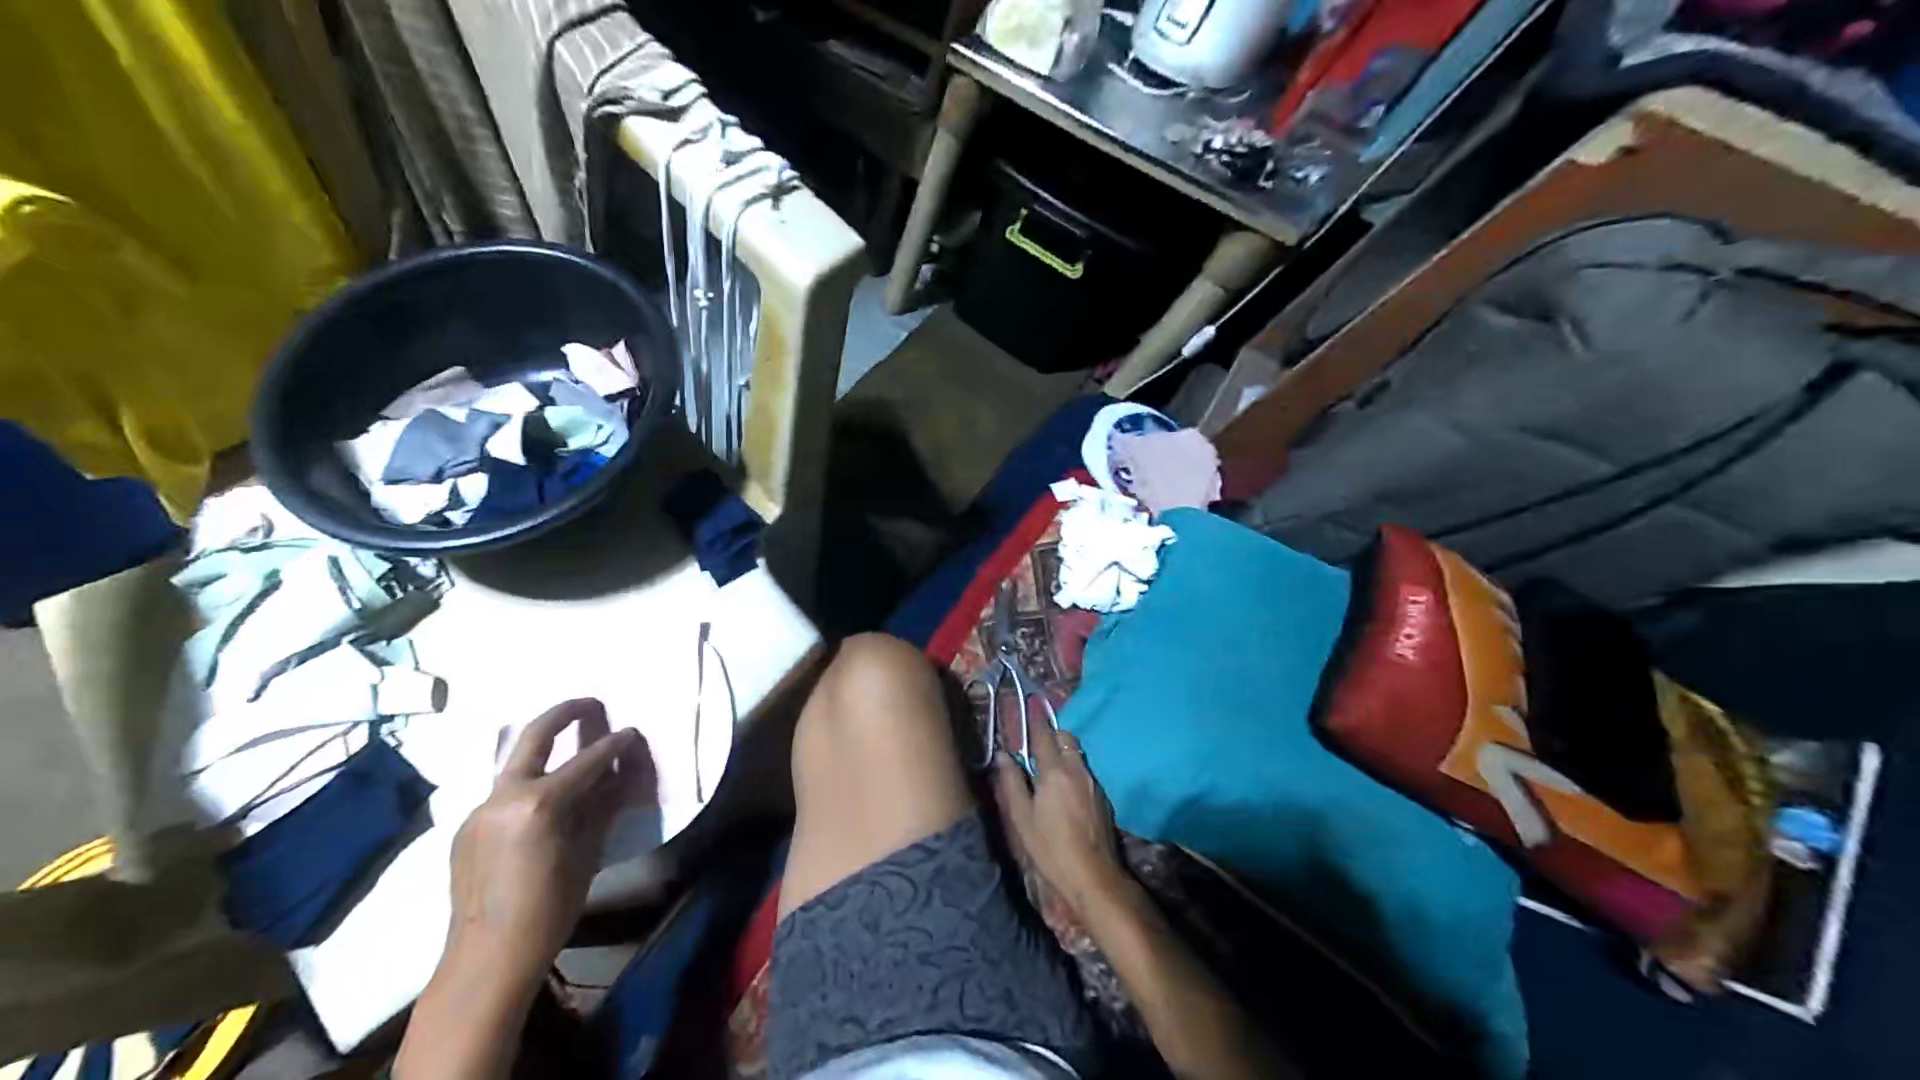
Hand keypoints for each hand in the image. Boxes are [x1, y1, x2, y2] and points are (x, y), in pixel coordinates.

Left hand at [445, 698, 652, 982]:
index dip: (614, 744)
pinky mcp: (465, 828)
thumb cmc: (551, 907)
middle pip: (535, 735)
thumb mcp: (588, 852)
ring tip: (569, 748)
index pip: (586, 760)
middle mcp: (503, 795)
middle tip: (590, 703)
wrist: (487, 957)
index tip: (631, 731)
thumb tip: (623, 773)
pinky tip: (542, 804)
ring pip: (516, 764)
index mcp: (539, 803)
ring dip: (543, 749)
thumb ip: (604, 805)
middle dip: (565, 712)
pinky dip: (528, 785)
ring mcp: (478, 810)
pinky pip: (503, 794)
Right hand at [993, 707, 1127, 913]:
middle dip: (1052, 735)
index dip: (1035, 720)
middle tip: (1036, 744)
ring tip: (1049, 767)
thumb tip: (1003, 755)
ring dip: (1064, 753)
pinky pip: (1085, 772)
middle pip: (1066, 739)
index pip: (1044, 735)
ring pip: (1077, 755)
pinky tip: (1065, 789)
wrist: (1093, 876)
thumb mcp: (1022, 818)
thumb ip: (1011, 783)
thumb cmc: (1051, 848)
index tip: (1030, 704)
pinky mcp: (1102, 798)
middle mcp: (1077, 770)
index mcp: (1054, 772)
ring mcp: (1093, 783)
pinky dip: (1073, 770)